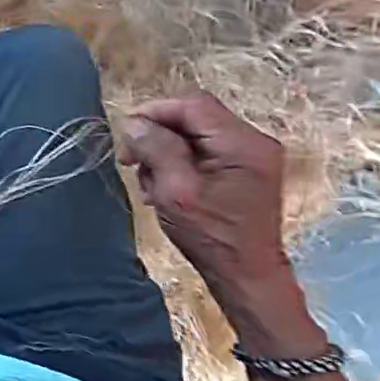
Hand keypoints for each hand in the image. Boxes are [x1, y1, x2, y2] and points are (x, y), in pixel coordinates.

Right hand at [118, 93, 293, 299]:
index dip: (154, 112)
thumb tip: (134, 122)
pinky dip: (177, 162)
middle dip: (157, 134)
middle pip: (193, 117)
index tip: (126, 135)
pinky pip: (201, 151)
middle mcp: (252, 142)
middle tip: (131, 161)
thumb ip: (157, 150)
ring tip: (150, 182)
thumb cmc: (210, 235)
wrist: (245, 274)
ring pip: (193, 134)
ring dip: (163, 151)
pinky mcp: (242, 170)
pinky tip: (165, 186)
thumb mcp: (176, 191)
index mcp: (242, 144)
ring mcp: (249, 156)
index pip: (193, 105)